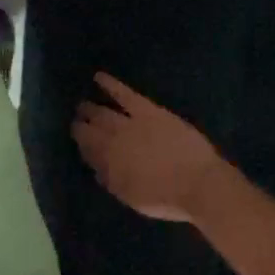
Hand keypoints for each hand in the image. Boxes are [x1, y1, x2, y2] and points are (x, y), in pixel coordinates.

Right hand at [73, 72, 229, 223]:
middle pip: (93, 129)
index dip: (80, 142)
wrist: (198, 183)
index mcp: (109, 161)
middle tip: (77, 120)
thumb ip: (110, 180)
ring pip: (104, 112)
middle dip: (82, 124)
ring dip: (91, 108)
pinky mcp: (149, 110)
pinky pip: (125, 94)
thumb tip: (97, 167)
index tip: (77, 139)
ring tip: (83, 105)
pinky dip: (111, 85)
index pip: (86, 147)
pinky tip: (99, 77)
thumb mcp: (130, 197)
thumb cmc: (165, 198)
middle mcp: (114, 139)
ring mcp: (132, 122)